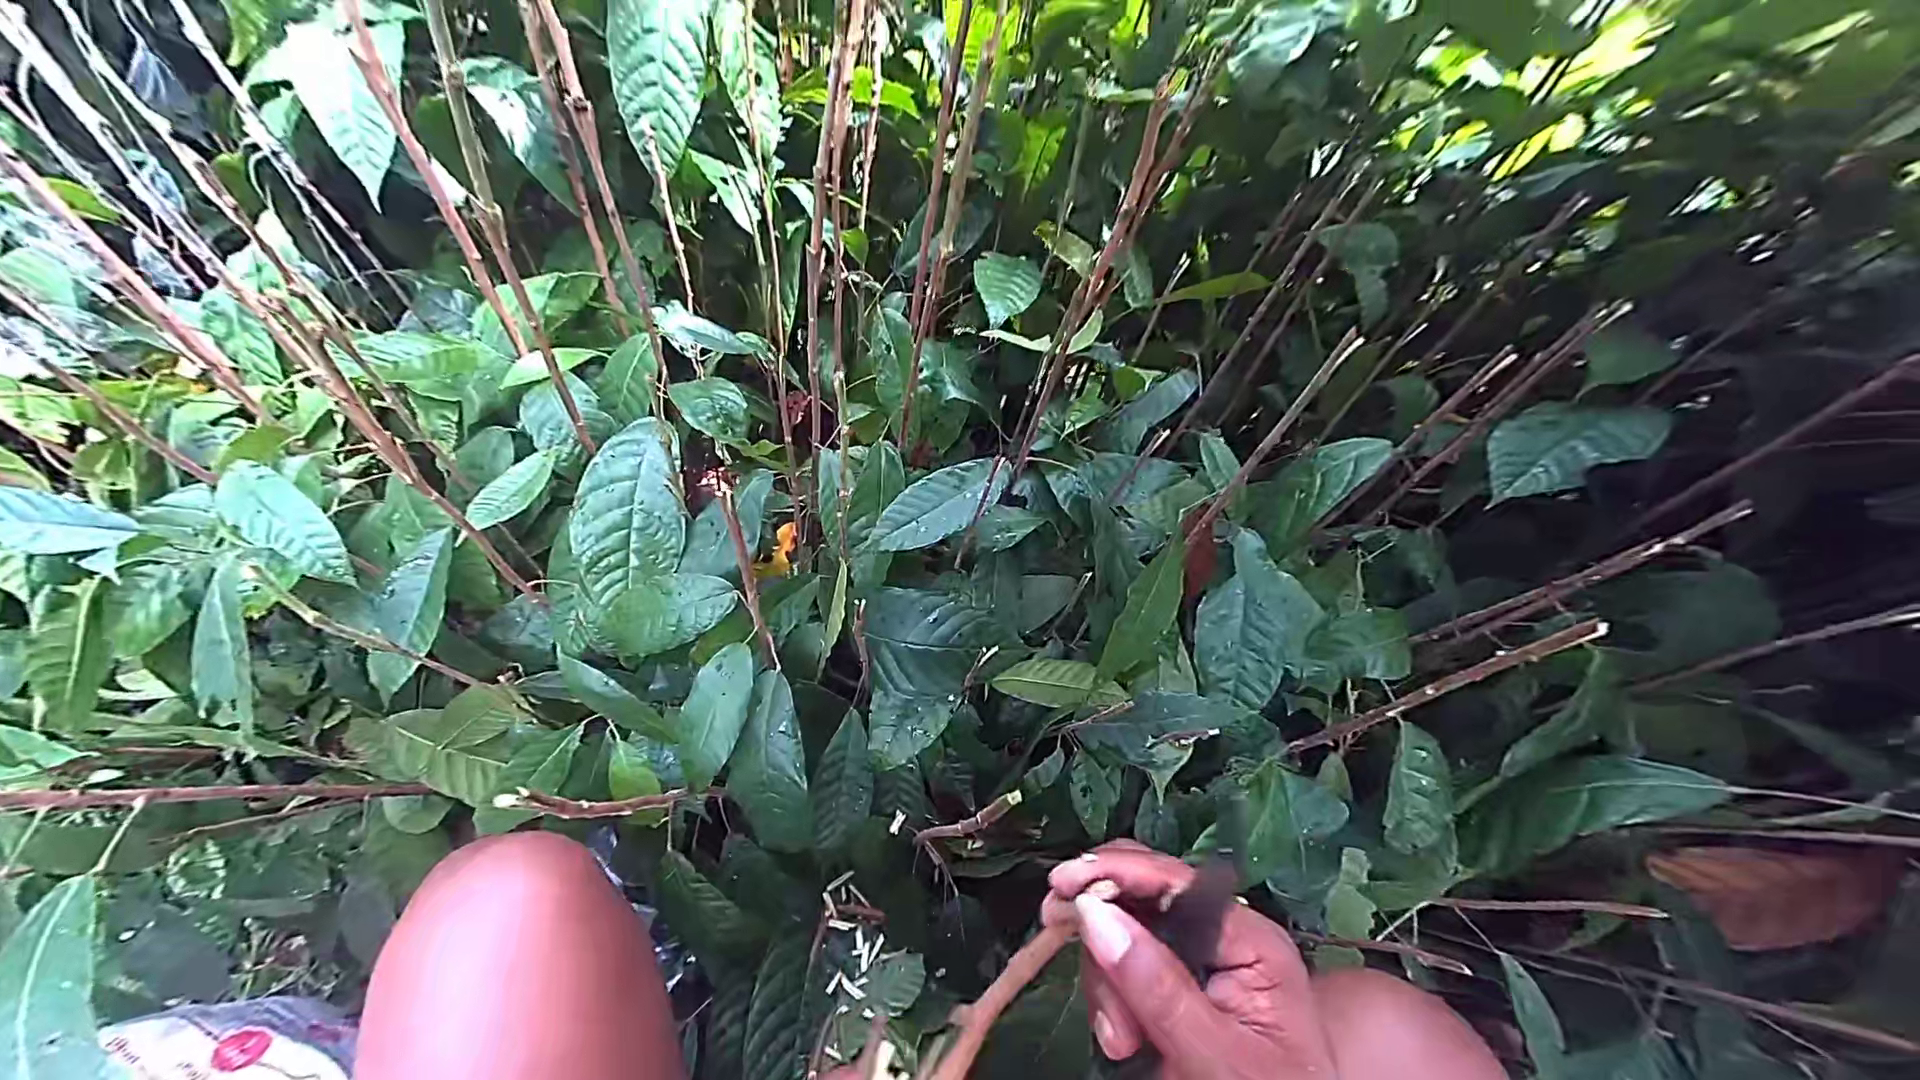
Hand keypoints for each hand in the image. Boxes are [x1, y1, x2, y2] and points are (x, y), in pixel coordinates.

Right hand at [1043, 841, 1337, 1079]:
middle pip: (1140, 894)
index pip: (1172, 880)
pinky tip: (1119, 1037)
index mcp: (1248, 939)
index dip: (1113, 870)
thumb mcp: (1216, 1059)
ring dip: (1106, 980)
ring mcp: (1193, 957)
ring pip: (1121, 928)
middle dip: (1105, 934)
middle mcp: (1220, 934)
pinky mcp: (1171, 982)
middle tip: (1073, 959)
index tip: (1063, 883)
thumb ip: (1158, 988)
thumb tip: (1094, 913)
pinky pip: (1120, 963)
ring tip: (1119, 1041)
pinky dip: (1108, 994)